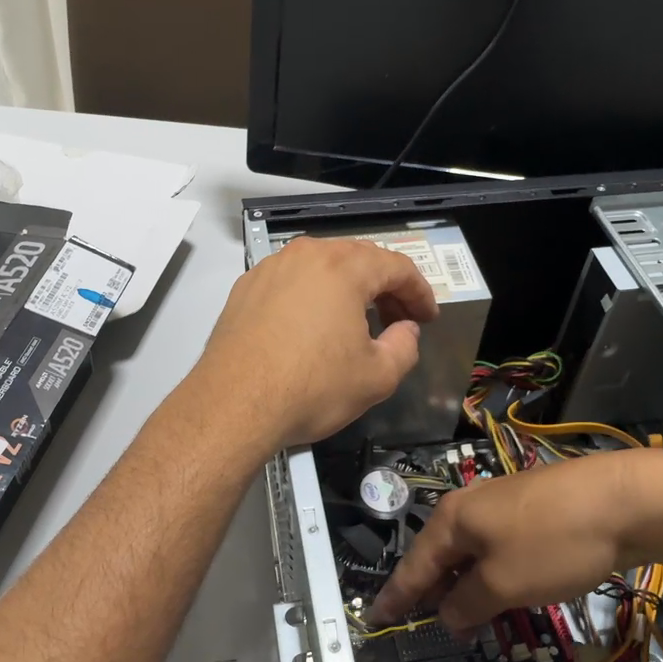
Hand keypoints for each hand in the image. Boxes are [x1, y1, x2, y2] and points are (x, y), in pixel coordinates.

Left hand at [190, 236, 438, 451]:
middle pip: (358, 259)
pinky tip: (313, 328)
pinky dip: (312, 297)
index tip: (428, 318)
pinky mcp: (244, 290)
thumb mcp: (377, 377)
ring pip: (321, 268)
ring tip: (359, 322)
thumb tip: (405, 330)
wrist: (234, 405)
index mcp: (343, 267)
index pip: (396, 267)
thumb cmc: (312, 388)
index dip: (420, 292)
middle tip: (399, 319)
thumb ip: (404, 347)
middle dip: (385, 288)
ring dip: (347, 289)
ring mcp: (269, 269)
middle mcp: (305, 255)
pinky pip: (290, 283)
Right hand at [369, 449, 662, 634]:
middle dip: (430, 591)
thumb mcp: (504, 584)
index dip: (396, 596)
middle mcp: (470, 505)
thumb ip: (467, 603)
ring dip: (465, 585)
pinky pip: (499, 547)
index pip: (413, 565)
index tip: (376, 619)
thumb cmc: (553, 543)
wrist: (626, 499)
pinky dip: (492, 573)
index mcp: (452, 519)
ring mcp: (504, 503)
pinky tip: (504, 591)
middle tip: (421, 624)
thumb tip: (447, 615)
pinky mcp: (534, 509)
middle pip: (440, 555)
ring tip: (463, 618)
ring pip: (472, 552)